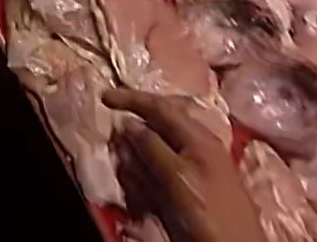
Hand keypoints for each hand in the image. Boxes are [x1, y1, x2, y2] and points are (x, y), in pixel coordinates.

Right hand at [104, 89, 266, 241]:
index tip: (104, 98)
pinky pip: (162, 178)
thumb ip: (153, 148)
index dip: (130, 99)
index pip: (159, 106)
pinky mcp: (192, 193)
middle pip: (155, 130)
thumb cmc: (212, 217)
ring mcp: (195, 170)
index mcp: (197, 136)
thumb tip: (128, 122)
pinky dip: (147, 185)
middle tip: (116, 155)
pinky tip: (142, 203)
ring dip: (138, 167)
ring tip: (132, 187)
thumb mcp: (179, 181)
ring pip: (156, 156)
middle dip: (132, 141)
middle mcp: (196, 146)